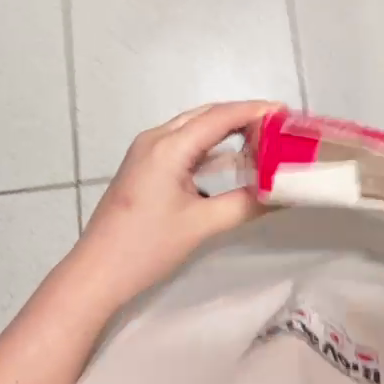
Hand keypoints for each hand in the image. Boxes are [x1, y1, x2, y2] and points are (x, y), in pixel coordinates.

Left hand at [68, 100, 281, 309]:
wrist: (97, 272)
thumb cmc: (148, 247)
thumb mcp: (202, 226)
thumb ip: (245, 205)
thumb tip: (281, 195)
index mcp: (168, 146)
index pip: (219, 117)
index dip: (254, 111)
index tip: (286, 112)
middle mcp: (156, 139)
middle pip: (206, 116)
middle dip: (243, 117)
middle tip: (279, 126)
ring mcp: (147, 152)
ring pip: (194, 129)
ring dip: (226, 132)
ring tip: (263, 140)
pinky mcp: (145, 167)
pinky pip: (183, 145)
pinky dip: (209, 149)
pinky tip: (233, 161)